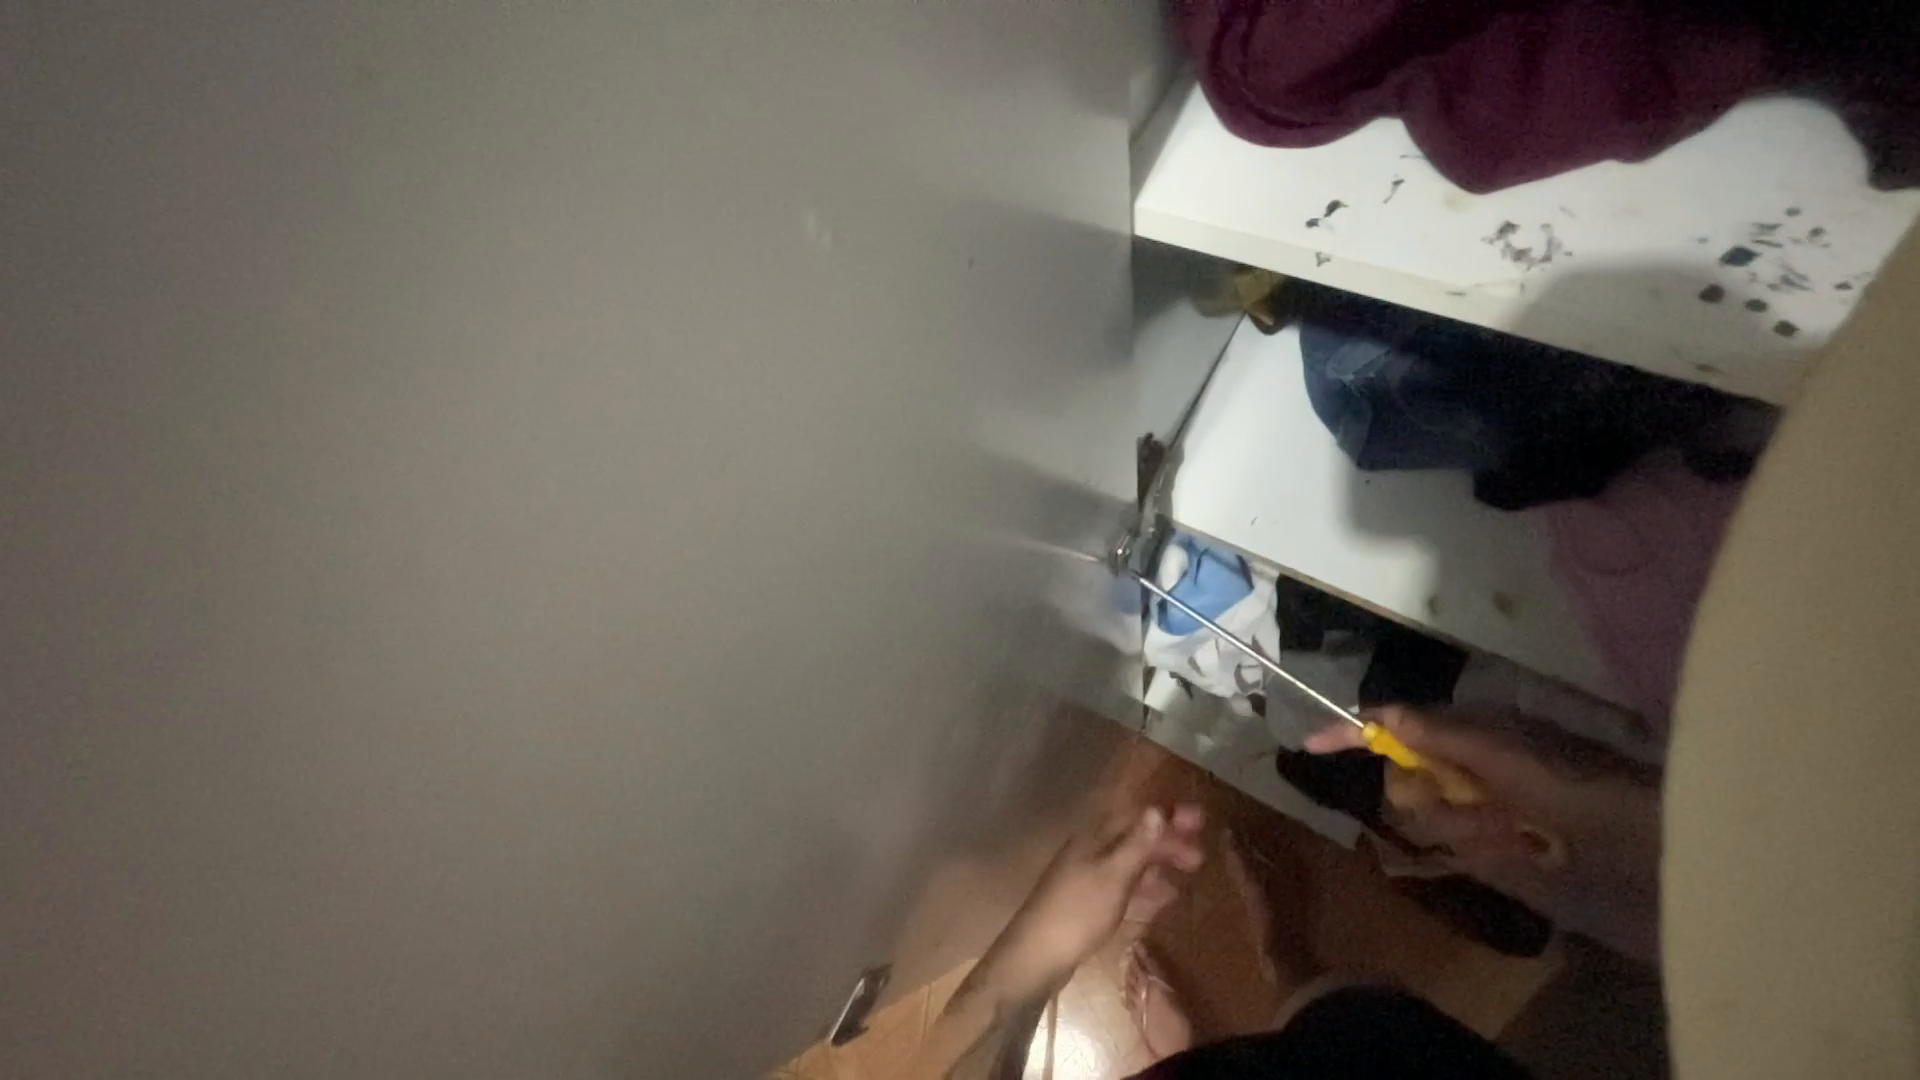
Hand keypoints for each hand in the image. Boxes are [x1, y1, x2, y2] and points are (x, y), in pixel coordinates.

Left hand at [976, 803, 1204, 998]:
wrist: (1039, 953)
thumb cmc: (1078, 910)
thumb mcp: (1113, 875)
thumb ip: (1136, 844)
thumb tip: (1156, 808)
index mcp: (1096, 836)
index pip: (1136, 814)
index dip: (1166, 814)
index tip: (1197, 819)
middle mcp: (1094, 848)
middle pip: (1136, 836)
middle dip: (1168, 840)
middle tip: (1200, 853)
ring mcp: (1093, 874)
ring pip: (1133, 860)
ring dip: (1161, 862)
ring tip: (1192, 868)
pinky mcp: (1093, 899)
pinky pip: (1127, 884)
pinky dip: (1148, 885)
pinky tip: (1167, 894)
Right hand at [1308, 705, 1662, 961]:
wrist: (1644, 837)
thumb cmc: (1565, 783)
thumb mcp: (1497, 753)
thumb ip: (1433, 733)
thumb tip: (1374, 712)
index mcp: (1462, 732)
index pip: (1391, 726)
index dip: (1352, 732)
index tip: (1311, 744)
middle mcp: (1466, 760)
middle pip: (1412, 780)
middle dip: (1437, 803)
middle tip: (1481, 816)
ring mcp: (1483, 797)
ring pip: (1436, 816)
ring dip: (1469, 828)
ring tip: (1516, 835)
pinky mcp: (1499, 832)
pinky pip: (1463, 841)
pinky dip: (1484, 846)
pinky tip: (1522, 847)